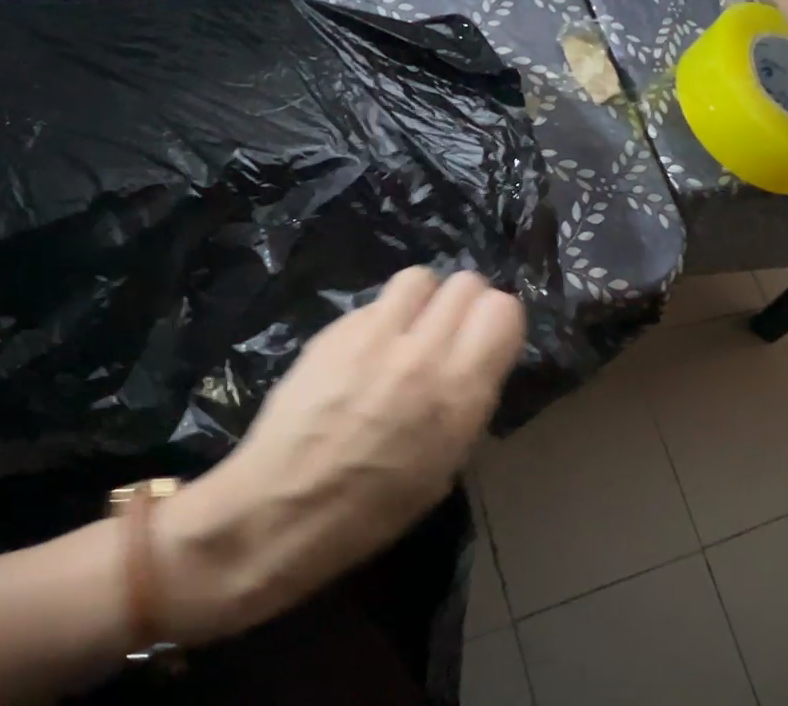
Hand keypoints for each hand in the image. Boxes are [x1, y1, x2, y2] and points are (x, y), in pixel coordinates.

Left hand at [151, 267, 525, 641]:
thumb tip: (471, 361)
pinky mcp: (333, 329)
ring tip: (410, 330)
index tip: (486, 340)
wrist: (283, 508)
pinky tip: (366, 351)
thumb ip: (466, 400)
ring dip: (423, 299)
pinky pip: (374, 302)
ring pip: (420, 277)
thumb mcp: (445, 465)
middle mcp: (423, 353)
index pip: (504, 311)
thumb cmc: (373, 509)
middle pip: (466, 282)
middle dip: (465, 304)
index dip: (498, 321)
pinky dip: (381, 318)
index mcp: (460, 394)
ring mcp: (373, 335)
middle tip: (449, 333)